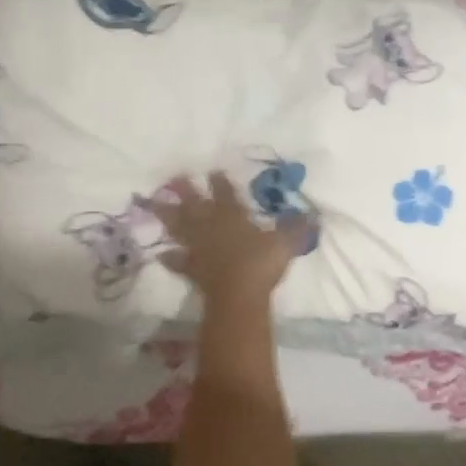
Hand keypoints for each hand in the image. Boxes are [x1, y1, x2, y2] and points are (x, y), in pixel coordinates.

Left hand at [150, 173, 314, 306]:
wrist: (238, 294)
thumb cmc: (261, 264)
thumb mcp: (285, 243)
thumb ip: (296, 228)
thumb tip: (313, 214)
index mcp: (232, 217)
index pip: (225, 194)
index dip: (219, 182)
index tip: (213, 171)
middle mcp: (211, 227)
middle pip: (194, 205)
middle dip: (185, 190)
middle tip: (175, 177)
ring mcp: (198, 248)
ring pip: (179, 227)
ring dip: (166, 216)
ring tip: (153, 204)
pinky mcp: (192, 269)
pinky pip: (178, 261)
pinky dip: (171, 257)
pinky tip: (164, 254)